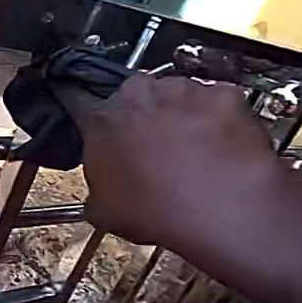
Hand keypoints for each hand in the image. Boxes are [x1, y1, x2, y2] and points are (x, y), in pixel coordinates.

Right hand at [66, 75, 291, 251]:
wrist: (219, 208)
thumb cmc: (156, 211)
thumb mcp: (104, 213)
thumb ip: (95, 190)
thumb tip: (100, 194)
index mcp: (102, 120)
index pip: (77, 99)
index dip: (80, 105)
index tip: (87, 112)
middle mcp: (139, 94)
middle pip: (133, 96)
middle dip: (139, 116)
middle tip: (151, 149)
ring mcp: (183, 90)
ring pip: (176, 96)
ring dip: (179, 116)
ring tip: (191, 153)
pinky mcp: (224, 93)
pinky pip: (217, 101)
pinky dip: (217, 118)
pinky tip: (220, 146)